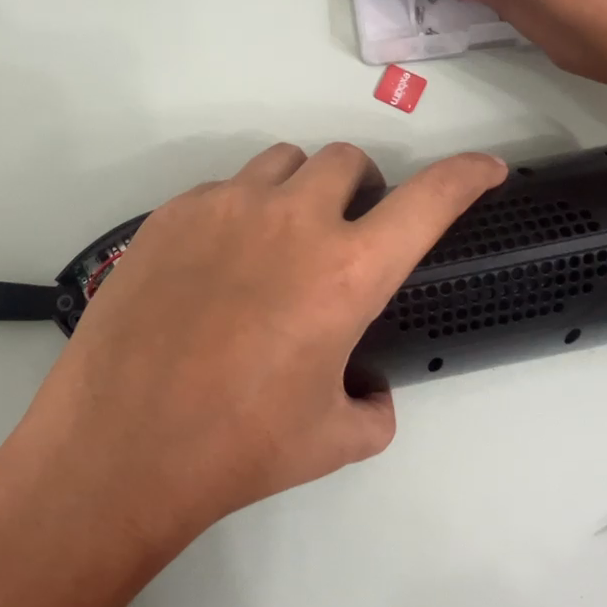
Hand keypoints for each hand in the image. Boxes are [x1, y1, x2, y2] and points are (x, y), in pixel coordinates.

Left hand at [0, 144, 505, 544]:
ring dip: (298, 191)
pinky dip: (237, 213)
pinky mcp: (173, 212)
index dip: (466, 176)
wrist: (121, 444)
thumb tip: (371, 390)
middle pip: (347, 160)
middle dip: (361, 189)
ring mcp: (226, 207)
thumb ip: (373, 407)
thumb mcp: (333, 441)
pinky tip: (214, 268)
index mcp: (348, 272)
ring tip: (277, 243)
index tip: (485, 169)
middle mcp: (293, 220)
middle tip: (346, 233)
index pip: (430, 200)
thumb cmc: (237, 446)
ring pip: (283, 163)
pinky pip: (223, 190)